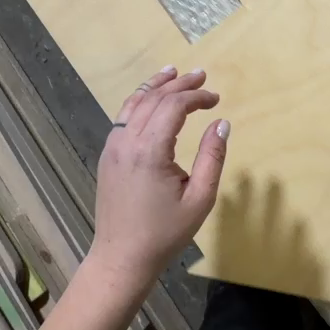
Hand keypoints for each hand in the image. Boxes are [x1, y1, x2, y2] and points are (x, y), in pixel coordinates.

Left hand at [86, 67, 228, 293]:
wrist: (121, 257)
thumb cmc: (165, 233)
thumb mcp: (200, 199)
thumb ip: (212, 158)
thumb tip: (221, 123)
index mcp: (150, 151)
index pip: (173, 107)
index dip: (196, 97)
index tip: (216, 100)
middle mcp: (127, 142)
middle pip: (153, 99)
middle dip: (179, 85)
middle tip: (201, 75)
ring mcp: (113, 147)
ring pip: (134, 103)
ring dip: (156, 86)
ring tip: (174, 72)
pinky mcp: (108, 155)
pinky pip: (124, 117)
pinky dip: (140, 100)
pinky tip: (151, 98)